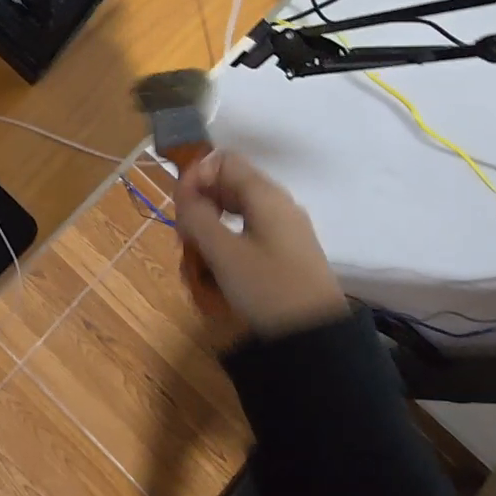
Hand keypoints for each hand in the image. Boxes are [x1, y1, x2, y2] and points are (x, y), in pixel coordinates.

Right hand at [173, 151, 348, 339]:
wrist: (315, 335)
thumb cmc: (266, 287)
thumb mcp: (222, 252)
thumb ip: (197, 215)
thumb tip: (183, 192)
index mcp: (265, 195)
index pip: (222, 160)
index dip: (195, 175)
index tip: (179, 206)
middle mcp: (278, 203)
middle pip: (228, 183)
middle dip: (199, 203)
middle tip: (183, 233)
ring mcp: (284, 227)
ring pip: (236, 209)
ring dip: (209, 224)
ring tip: (195, 253)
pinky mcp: (286, 250)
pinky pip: (248, 230)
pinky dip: (226, 239)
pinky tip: (215, 265)